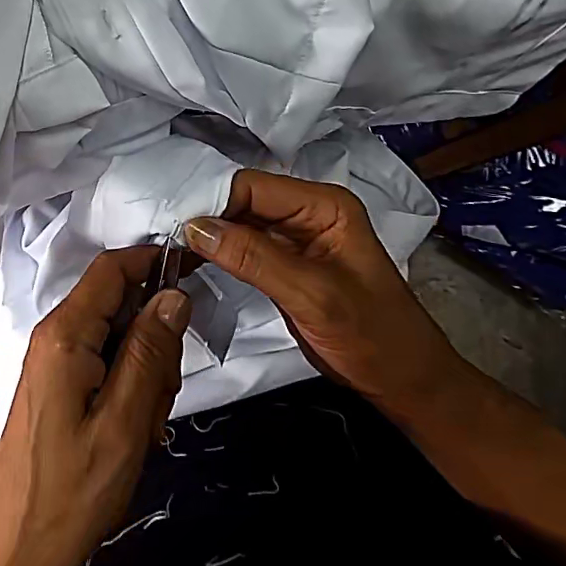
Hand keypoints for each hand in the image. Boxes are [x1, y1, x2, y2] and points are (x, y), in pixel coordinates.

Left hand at [0, 247, 189, 565]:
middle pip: (124, 301)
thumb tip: (175, 295)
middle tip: (162, 389)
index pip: (114, 267)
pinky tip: (134, 426)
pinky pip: (112, 361)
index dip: (157, 260)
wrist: (13, 554)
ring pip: (124, 333)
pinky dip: (134, 385)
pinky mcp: (63, 383)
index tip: (197, 274)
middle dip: (157, 334)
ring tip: (145, 419)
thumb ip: (151, 352)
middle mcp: (57, 337)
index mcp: (65, 336)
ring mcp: (59, 361)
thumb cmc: (67, 493)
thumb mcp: (123, 423)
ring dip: (149, 367)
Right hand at [183, 169, 472, 414]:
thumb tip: (195, 226)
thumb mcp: (313, 295)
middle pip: (247, 202)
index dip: (214, 202)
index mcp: (325, 204)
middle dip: (208, 218)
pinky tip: (195, 264)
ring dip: (212, 237)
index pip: (256, 187)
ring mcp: (299, 239)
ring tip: (169, 251)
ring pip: (244, 225)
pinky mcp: (289, 265)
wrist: (403, 378)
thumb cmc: (371, 334)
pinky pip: (249, 249)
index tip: (172, 226)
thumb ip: (255, 258)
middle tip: (162, 240)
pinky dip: (224, 256)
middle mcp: (310, 212)